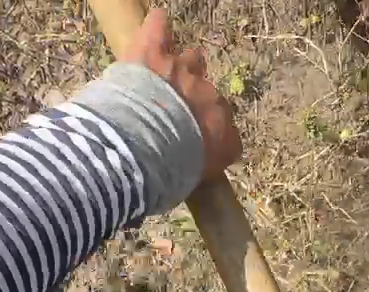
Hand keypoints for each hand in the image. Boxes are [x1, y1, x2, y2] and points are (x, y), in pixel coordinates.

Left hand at [119, 9, 242, 180]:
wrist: (140, 150)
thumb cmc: (165, 178)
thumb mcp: (187, 186)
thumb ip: (192, 174)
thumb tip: (176, 182)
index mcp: (223, 135)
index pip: (228, 134)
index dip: (211, 139)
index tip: (198, 150)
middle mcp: (211, 98)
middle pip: (211, 96)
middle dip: (196, 106)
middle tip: (176, 119)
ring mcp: (183, 72)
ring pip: (192, 60)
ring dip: (182, 69)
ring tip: (167, 78)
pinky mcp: (154, 52)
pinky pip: (159, 28)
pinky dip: (157, 29)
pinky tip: (155, 32)